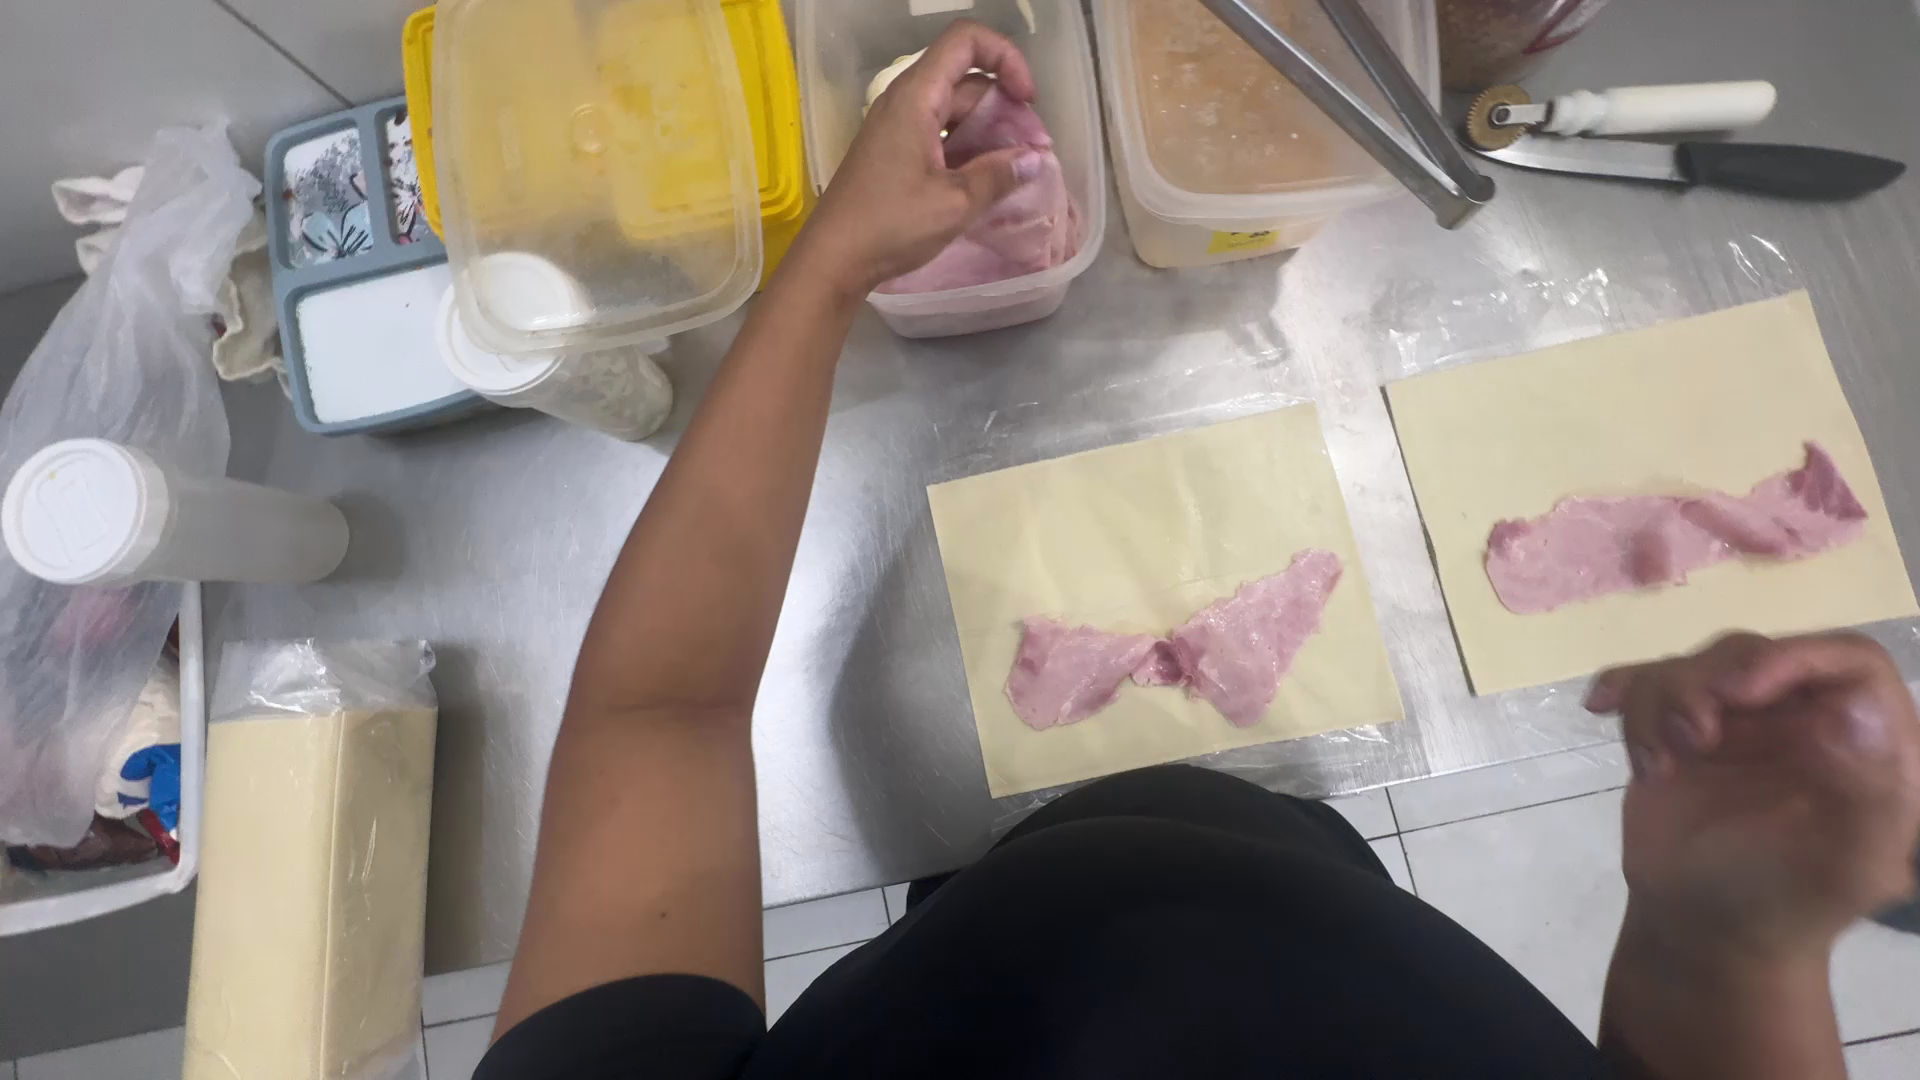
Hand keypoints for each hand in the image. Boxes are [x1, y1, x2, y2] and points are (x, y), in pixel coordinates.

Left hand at [785, 20, 1045, 299]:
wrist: (834, 259)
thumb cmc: (890, 226)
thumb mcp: (953, 203)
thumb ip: (997, 176)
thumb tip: (1035, 159)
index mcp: (917, 96)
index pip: (967, 42)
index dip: (1006, 59)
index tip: (1027, 101)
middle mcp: (905, 103)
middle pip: (965, 81)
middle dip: (1004, 108)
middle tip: (1031, 152)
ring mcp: (897, 131)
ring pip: (953, 114)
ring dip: (988, 135)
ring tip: (1015, 171)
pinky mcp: (894, 158)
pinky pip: (939, 140)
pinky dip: (966, 153)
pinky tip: (985, 184)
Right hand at [1586, 632, 1919, 963]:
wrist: (1698, 921)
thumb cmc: (1777, 899)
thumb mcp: (1838, 861)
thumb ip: (1864, 791)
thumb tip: (1854, 710)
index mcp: (1866, 748)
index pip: (1846, 663)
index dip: (1790, 658)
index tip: (1734, 692)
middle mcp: (1799, 722)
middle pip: (1747, 654)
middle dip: (1700, 689)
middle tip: (1687, 743)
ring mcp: (1732, 724)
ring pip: (1684, 666)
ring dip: (1653, 708)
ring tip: (1652, 766)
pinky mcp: (1672, 728)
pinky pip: (1639, 681)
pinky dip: (1616, 691)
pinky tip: (1599, 709)